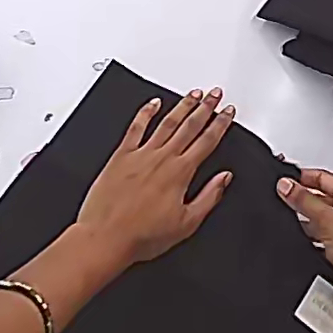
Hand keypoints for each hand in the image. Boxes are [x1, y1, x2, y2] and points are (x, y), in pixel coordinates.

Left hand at [73, 88, 234, 267]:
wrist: (105, 238)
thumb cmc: (142, 235)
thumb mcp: (186, 223)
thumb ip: (209, 197)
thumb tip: (224, 179)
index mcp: (180, 173)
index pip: (207, 141)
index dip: (220, 124)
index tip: (227, 112)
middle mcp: (162, 158)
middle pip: (190, 125)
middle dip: (205, 107)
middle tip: (215, 94)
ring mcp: (141, 154)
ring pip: (167, 122)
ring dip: (182, 105)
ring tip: (194, 94)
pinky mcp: (121, 156)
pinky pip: (136, 128)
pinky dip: (145, 113)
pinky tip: (153, 103)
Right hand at [276, 169, 332, 323]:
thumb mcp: (329, 220)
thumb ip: (305, 202)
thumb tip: (286, 185)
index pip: (324, 178)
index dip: (304, 177)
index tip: (285, 179)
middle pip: (321, 198)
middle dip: (303, 199)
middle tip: (283, 198)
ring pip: (320, 220)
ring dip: (307, 221)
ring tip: (290, 220)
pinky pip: (321, 238)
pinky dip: (311, 238)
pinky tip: (303, 241)